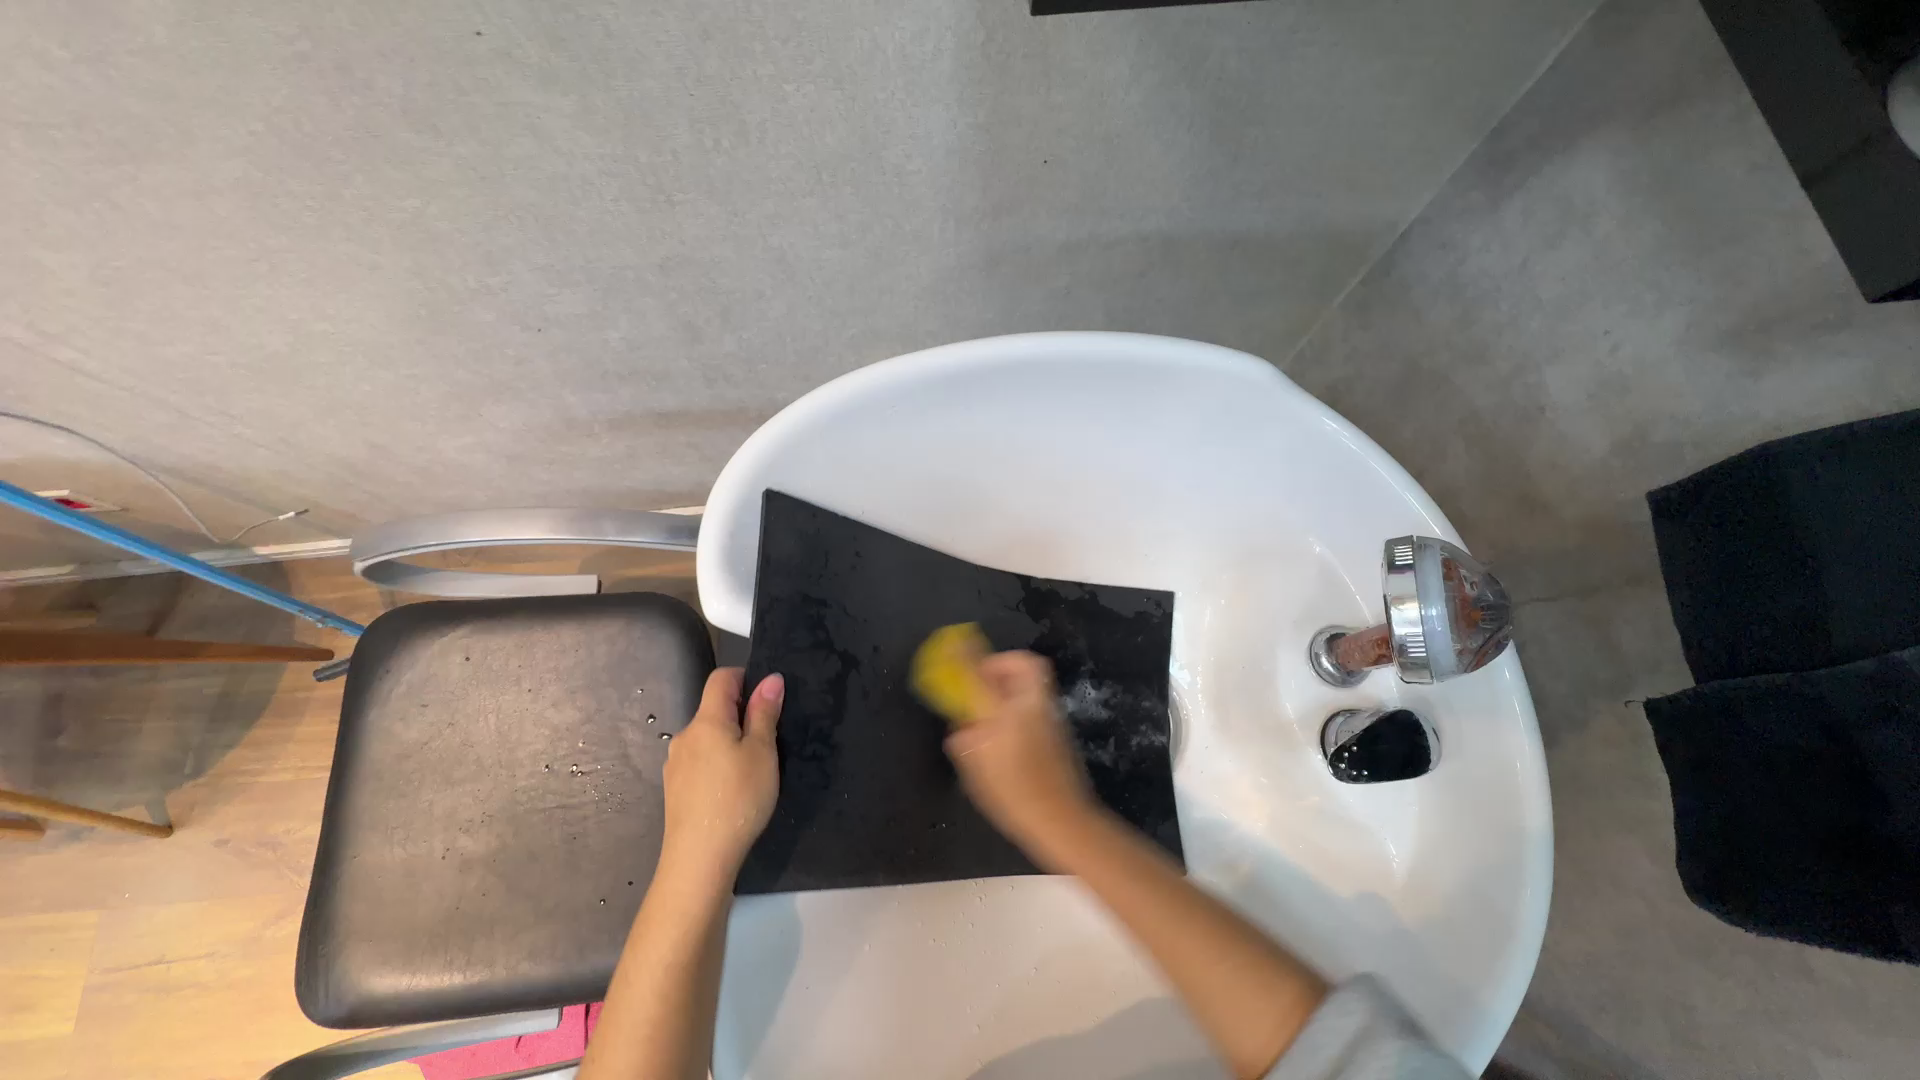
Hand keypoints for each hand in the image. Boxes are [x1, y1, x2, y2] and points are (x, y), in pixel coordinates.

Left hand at [659, 668, 783, 883]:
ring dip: (729, 742)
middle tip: (770, 739)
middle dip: (741, 714)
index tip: (768, 698)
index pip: (721, 678)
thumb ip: (764, 713)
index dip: (745, 677)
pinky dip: (718, 764)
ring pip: (707, 738)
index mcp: (706, 721)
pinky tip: (732, 790)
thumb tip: (770, 679)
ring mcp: (676, 764)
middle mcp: (685, 736)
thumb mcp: (762, 753)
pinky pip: (700, 762)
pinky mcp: (675, 789)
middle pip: (714, 709)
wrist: (699, 859)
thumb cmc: (738, 798)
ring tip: (754, 769)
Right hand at [944, 651, 1099, 853]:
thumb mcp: (976, 768)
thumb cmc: (1014, 793)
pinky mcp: (1061, 734)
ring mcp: (1053, 718)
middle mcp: (1035, 705)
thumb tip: (962, 723)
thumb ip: (966, 737)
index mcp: (1011, 708)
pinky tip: (1008, 735)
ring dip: (1011, 687)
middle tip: (982, 683)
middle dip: (1003, 667)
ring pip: (1033, 685)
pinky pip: (1037, 706)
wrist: (1062, 820)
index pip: (993, 668)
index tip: (961, 651)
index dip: (974, 657)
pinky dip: (1021, 707)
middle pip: (1026, 666)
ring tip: (991, 710)